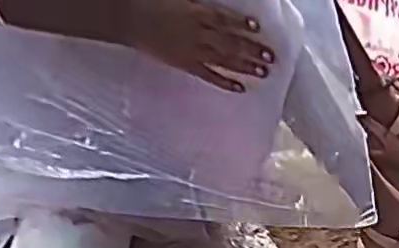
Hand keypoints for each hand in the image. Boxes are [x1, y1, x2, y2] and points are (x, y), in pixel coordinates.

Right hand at [127, 0, 275, 92]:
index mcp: (194, 11)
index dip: (241, 24)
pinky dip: (226, 83)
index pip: (223, 18)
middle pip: (230, 42)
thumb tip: (209, 4)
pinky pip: (210, 76)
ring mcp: (193, 51)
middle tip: (271, 57)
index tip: (258, 29)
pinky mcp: (186, 65)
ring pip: (225, 60)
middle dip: (252, 50)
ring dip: (246, 67)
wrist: (127, 17)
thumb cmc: (150, 0)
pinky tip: (241, 89)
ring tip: (264, 73)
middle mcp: (198, 33)